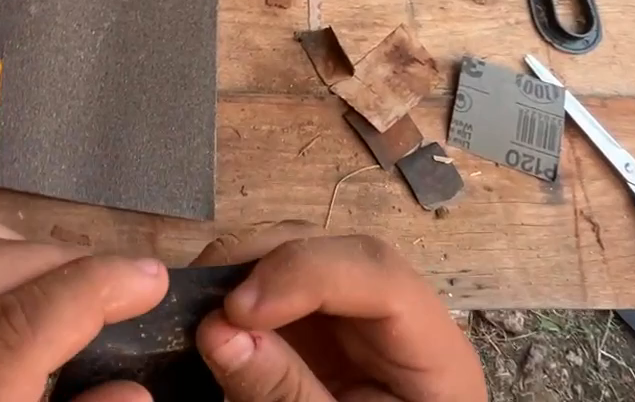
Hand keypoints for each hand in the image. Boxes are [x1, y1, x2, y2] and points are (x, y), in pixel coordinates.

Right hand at [191, 221, 486, 401]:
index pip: (378, 272)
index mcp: (434, 352)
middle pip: (330, 248)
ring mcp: (353, 310)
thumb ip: (287, 393)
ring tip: (200, 308)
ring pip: (295, 249)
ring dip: (240, 268)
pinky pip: (274, 277)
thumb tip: (215, 331)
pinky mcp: (317, 319)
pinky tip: (212, 311)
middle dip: (261, 262)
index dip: (303, 272)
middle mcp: (395, 312)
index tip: (237, 309)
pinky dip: (236, 286)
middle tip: (203, 302)